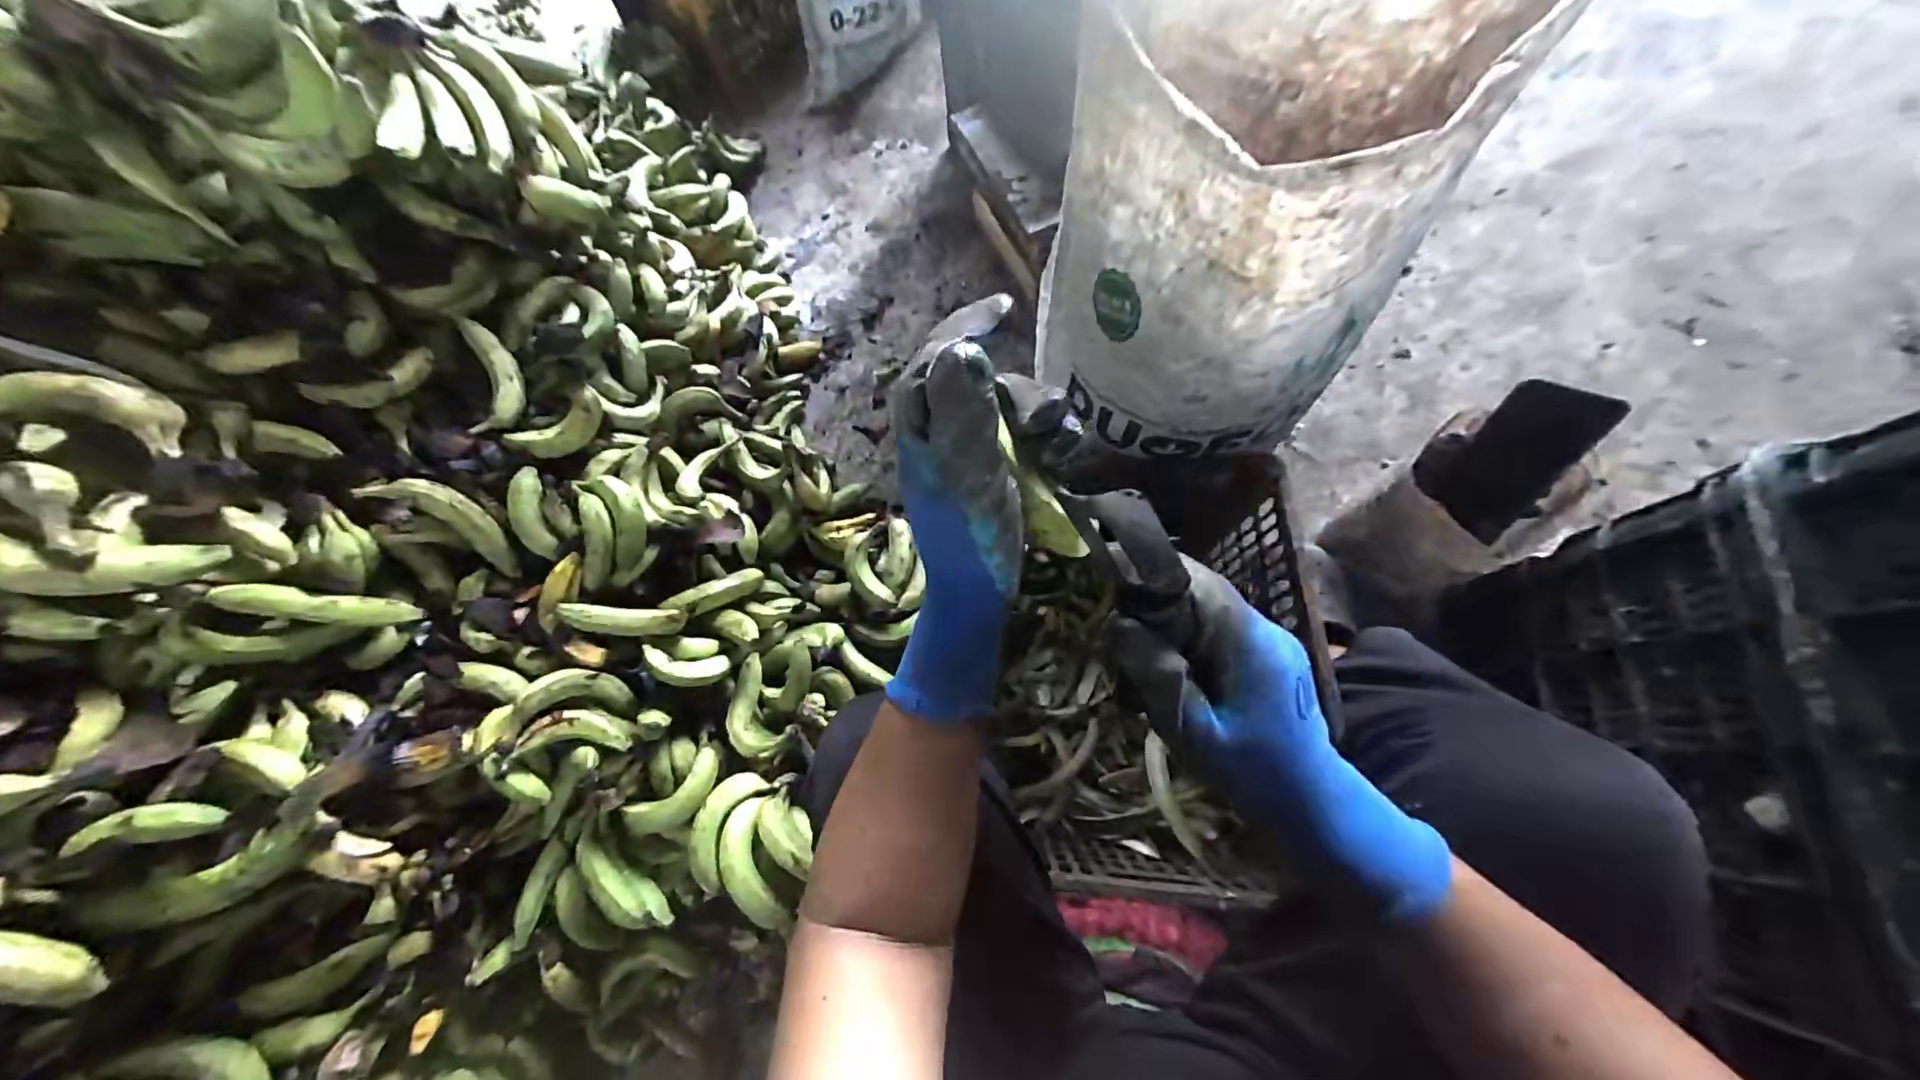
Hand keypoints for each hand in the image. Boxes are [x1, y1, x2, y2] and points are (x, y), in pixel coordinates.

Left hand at [884, 296, 1022, 722]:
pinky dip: (1045, 438)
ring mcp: (969, 446)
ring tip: (1060, 446)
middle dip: (1018, 394)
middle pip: (981, 378)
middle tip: (1046, 423)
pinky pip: (1023, 432)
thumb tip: (963, 348)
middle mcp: (942, 426)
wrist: (981, 589)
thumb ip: (962, 411)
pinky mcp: (994, 465)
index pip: (936, 356)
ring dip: (1039, 417)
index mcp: (921, 422)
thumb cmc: (967, 535)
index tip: (1005, 309)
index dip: (967, 327)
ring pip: (1008, 404)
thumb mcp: (964, 471)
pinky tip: (1061, 456)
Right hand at [1093, 492, 1451, 920]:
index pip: (1198, 582)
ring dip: (1169, 614)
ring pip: (1209, 609)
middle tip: (1110, 606)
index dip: (1152, 569)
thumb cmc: (1254, 775)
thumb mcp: (1194, 732)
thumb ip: (1156, 675)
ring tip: (1130, 632)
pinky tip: (1165, 657)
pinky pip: (1218, 629)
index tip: (1109, 564)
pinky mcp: (1267, 657)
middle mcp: (1264, 630)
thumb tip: (1117, 624)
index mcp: (1249, 641)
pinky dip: (1186, 632)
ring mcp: (1270, 642)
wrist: (1316, 806)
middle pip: (1202, 591)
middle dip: (1154, 593)